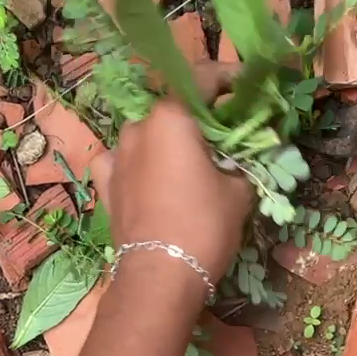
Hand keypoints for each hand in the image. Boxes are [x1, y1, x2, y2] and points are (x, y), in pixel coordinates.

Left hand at [91, 67, 251, 293]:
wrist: (160, 277)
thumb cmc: (203, 227)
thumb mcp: (238, 193)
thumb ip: (245, 164)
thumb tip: (250, 157)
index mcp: (172, 117)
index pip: (203, 78)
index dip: (229, 78)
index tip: (246, 86)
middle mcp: (139, 127)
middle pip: (174, 110)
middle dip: (199, 119)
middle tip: (223, 137)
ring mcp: (117, 155)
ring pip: (147, 135)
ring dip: (168, 142)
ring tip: (188, 163)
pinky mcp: (106, 185)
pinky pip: (122, 161)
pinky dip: (136, 163)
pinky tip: (146, 175)